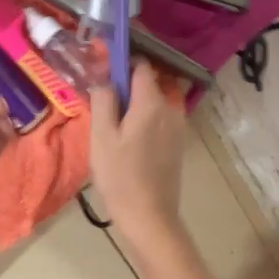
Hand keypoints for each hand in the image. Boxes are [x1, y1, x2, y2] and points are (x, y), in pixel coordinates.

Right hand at [90, 60, 186, 238]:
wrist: (149, 215)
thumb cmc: (120, 175)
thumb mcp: (101, 136)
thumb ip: (103, 100)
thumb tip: (105, 78)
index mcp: (151, 102)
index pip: (140, 65)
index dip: (120, 63)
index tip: (101, 71)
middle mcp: (171, 108)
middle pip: (148, 83)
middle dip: (126, 86)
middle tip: (102, 103)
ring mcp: (178, 126)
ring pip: (154, 102)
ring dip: (134, 105)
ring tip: (112, 124)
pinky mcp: (177, 143)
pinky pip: (159, 119)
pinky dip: (144, 120)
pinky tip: (127, 140)